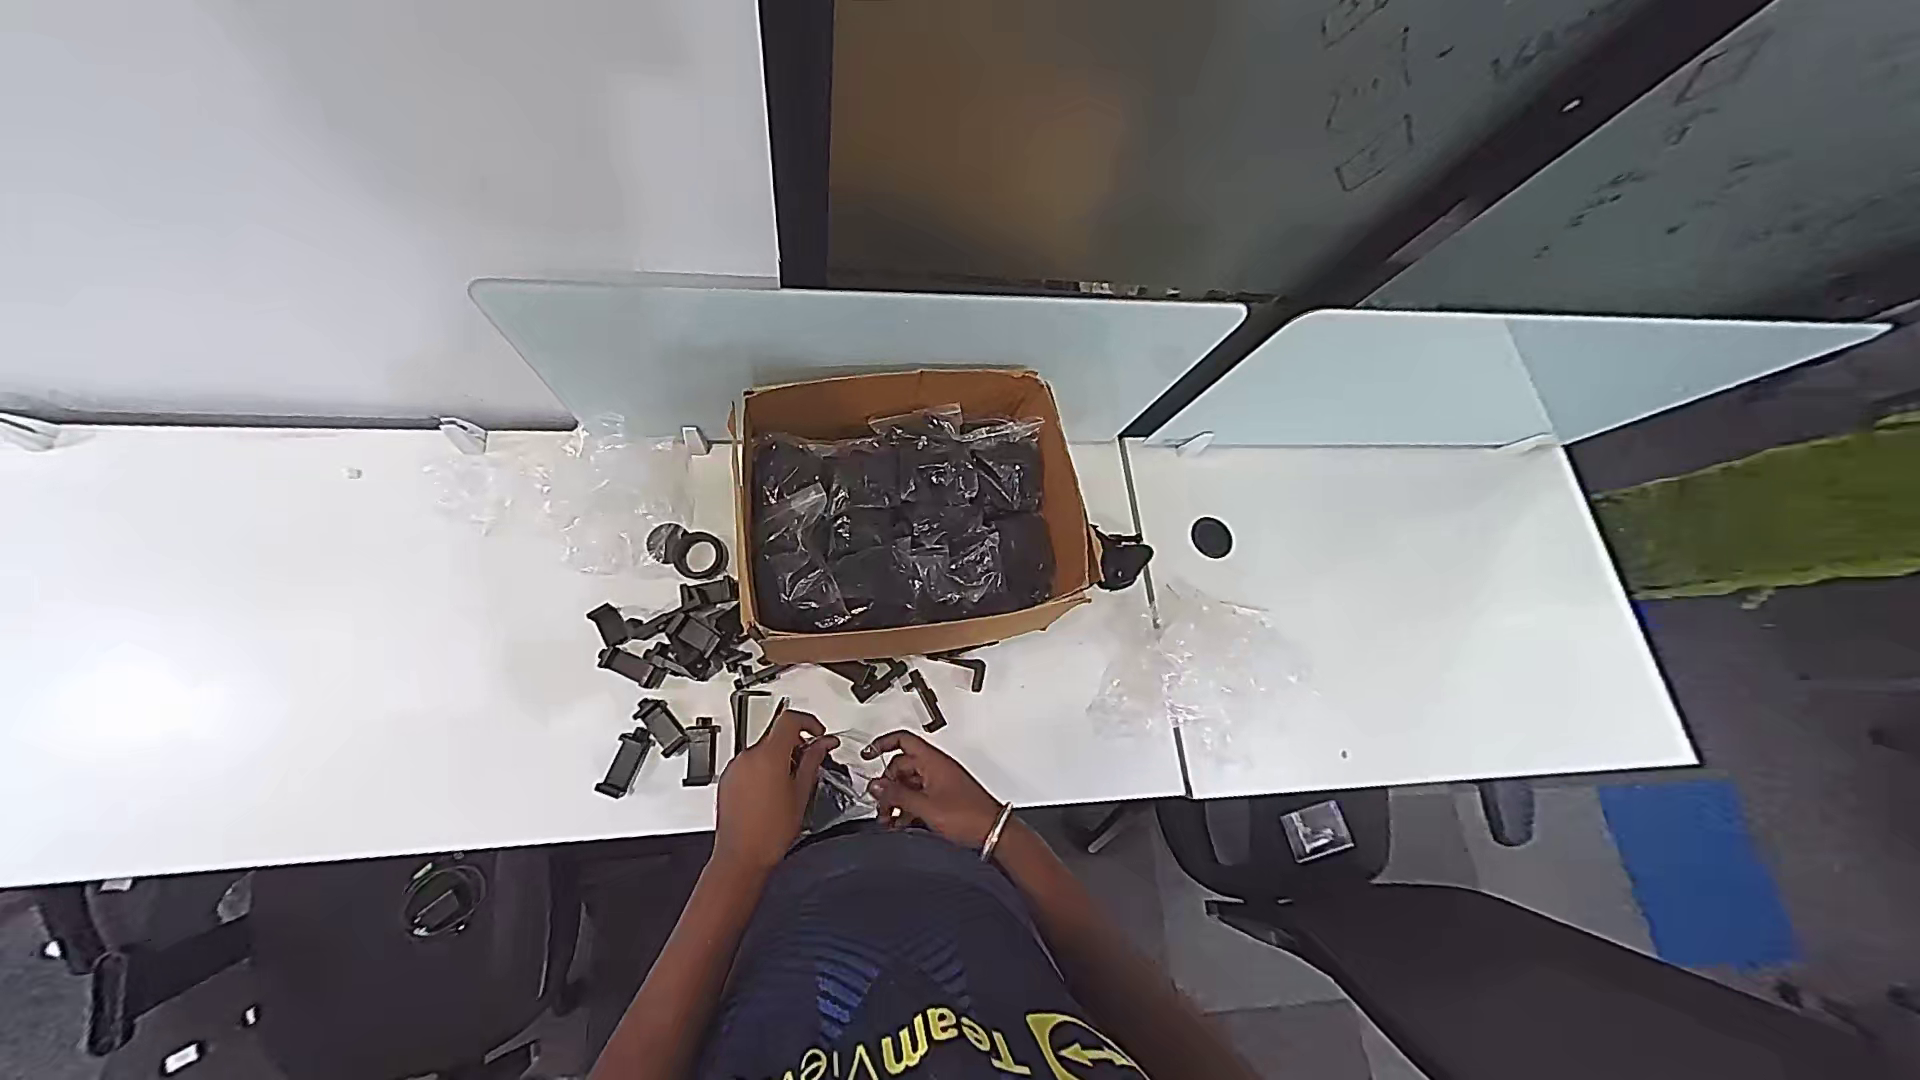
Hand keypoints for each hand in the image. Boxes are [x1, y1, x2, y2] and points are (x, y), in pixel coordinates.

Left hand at [713, 707, 835, 873]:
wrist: (741, 858)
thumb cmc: (769, 833)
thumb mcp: (801, 792)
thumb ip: (813, 760)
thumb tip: (823, 743)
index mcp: (769, 756)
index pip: (790, 719)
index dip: (808, 722)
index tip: (817, 733)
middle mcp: (748, 757)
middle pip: (776, 734)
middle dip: (796, 743)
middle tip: (810, 758)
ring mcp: (735, 768)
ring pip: (763, 749)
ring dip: (779, 756)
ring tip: (791, 781)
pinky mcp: (727, 779)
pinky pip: (749, 763)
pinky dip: (763, 767)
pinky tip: (773, 790)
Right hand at [862, 731, 1004, 849]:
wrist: (991, 831)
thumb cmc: (969, 815)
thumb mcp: (925, 806)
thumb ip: (898, 795)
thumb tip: (877, 786)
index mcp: (932, 760)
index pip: (903, 740)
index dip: (883, 743)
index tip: (868, 753)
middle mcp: (936, 767)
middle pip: (902, 765)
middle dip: (887, 784)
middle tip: (881, 803)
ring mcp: (940, 781)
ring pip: (909, 782)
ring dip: (897, 798)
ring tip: (890, 817)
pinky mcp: (943, 796)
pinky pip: (918, 795)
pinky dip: (908, 806)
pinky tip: (902, 821)